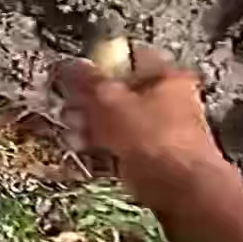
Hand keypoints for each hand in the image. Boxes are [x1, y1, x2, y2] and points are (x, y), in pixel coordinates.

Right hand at [52, 46, 236, 208]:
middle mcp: (165, 97)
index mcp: (165, 76)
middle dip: (83, 98)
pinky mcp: (144, 148)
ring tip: (76, 131)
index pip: (125, 56)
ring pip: (106, 114)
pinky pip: (110, 136)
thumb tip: (66, 63)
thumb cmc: (148, 134)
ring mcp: (155, 125)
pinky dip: (93, 140)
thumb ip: (83, 77)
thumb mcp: (106, 96)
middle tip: (72, 106)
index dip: (96, 62)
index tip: (74, 73)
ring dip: (84, 121)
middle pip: (110, 87)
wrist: (176, 184)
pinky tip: (83, 145)